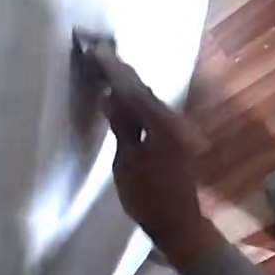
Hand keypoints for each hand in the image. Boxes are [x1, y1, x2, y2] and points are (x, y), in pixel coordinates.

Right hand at [83, 41, 221, 265]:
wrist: (177, 223)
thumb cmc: (148, 198)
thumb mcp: (127, 163)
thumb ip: (122, 126)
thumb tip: (110, 97)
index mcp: (162, 124)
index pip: (133, 91)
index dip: (113, 71)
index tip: (96, 51)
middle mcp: (174, 121)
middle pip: (143, 92)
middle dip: (121, 75)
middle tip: (100, 54)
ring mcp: (178, 130)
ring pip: (148, 102)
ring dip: (129, 88)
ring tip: (107, 71)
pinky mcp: (176, 139)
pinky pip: (153, 114)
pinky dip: (137, 105)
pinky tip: (123, 100)